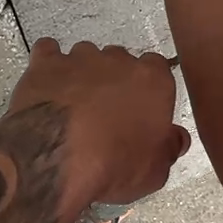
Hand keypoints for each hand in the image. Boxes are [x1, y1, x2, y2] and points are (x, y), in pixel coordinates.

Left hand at [3, 40, 189, 206]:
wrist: (57, 156)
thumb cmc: (114, 164)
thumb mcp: (154, 171)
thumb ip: (168, 147)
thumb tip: (176, 138)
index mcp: (152, 80)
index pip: (157, 69)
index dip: (148, 89)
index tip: (142, 109)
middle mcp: (118, 59)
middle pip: (120, 61)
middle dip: (115, 81)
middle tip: (107, 112)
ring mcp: (80, 57)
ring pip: (86, 55)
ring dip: (83, 73)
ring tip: (74, 105)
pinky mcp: (46, 61)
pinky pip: (49, 51)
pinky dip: (49, 64)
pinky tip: (47, 83)